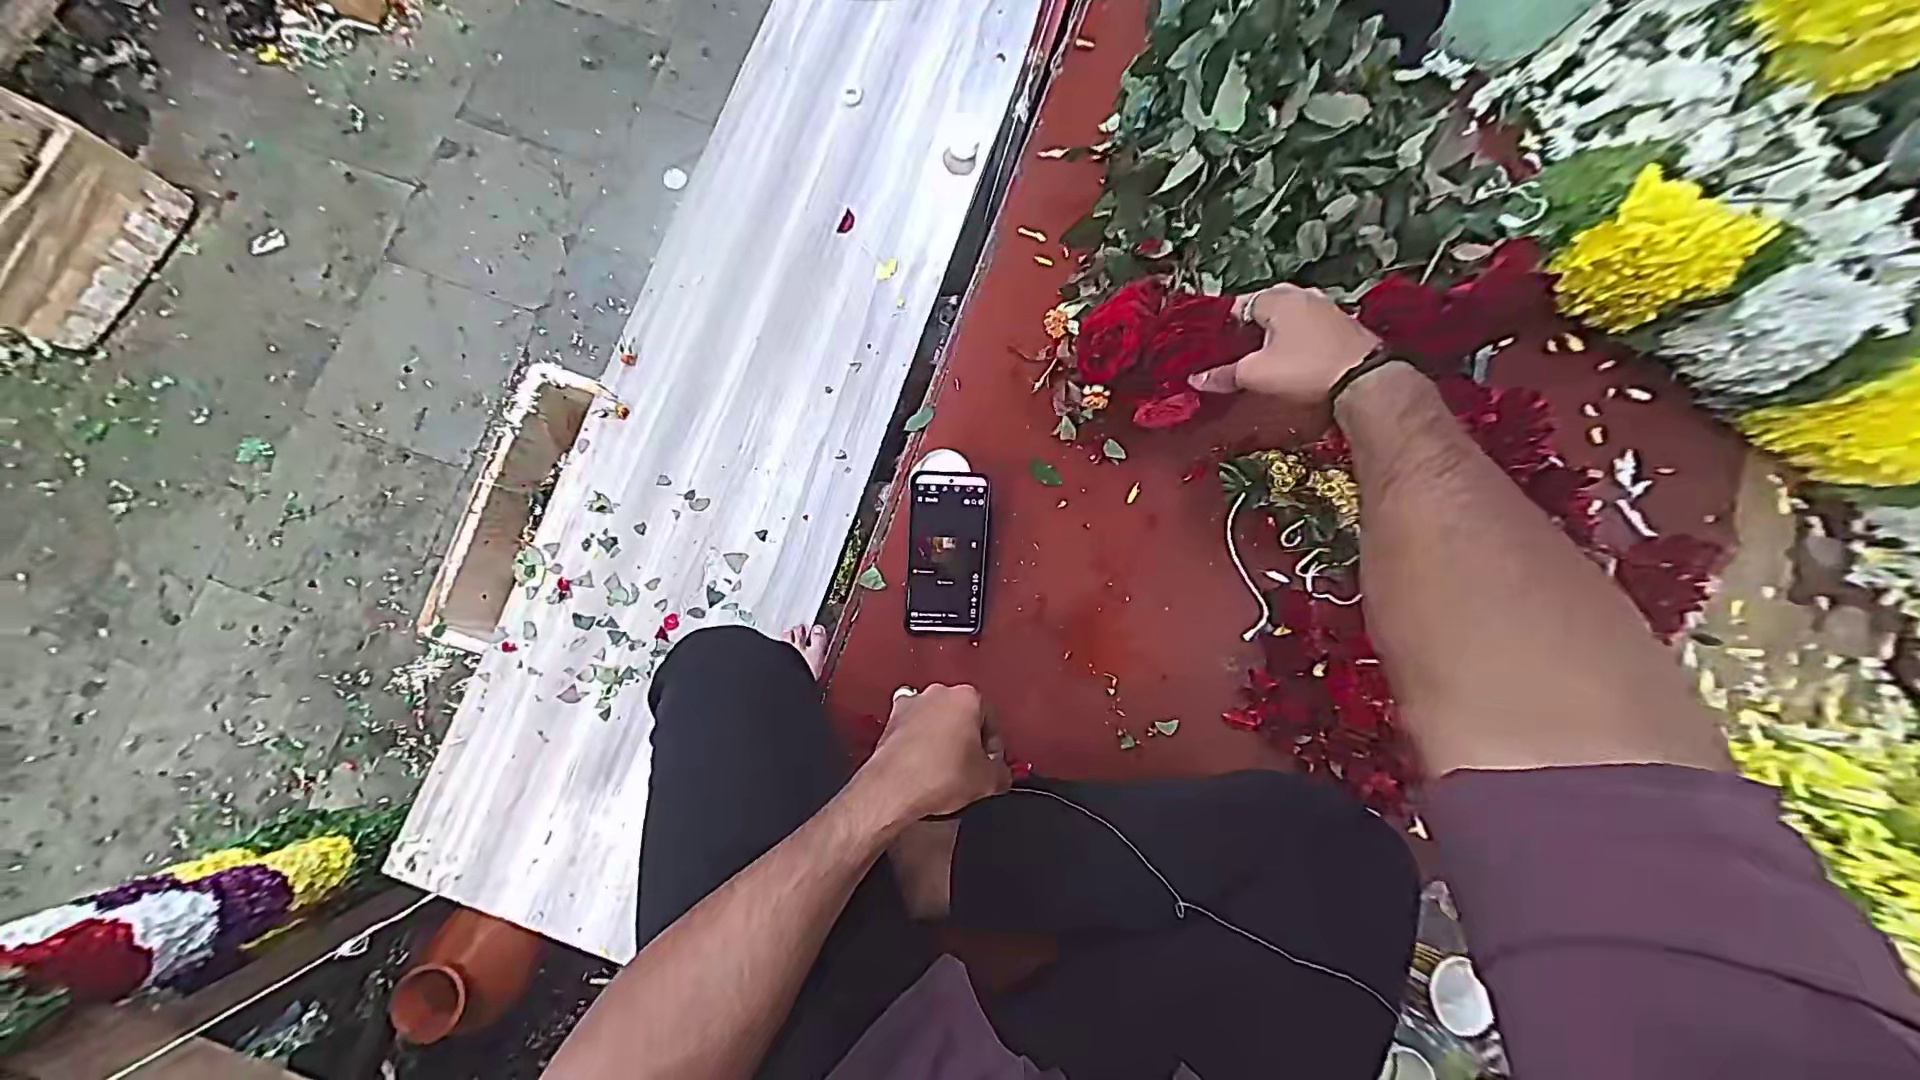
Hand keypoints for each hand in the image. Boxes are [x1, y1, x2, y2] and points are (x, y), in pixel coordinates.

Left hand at [855, 685, 1009, 823]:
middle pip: (963, 715)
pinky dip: (919, 742)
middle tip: (971, 767)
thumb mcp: (988, 780)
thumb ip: (1002, 772)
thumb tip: (1001, 775)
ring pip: (937, 720)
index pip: (991, 718)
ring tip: (944, 769)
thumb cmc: (938, 774)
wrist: (894, 787)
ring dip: (942, 739)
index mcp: (967, 696)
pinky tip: (923, 766)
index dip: (995, 746)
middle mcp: (938, 693)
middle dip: (968, 739)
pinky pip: (914, 729)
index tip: (992, 765)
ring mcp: (912, 704)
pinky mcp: (892, 720)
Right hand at [1187, 284, 1380, 408]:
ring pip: (1285, 318)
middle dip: (1246, 329)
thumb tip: (1195, 380)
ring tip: (1255, 358)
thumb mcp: (1255, 374)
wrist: (1363, 380)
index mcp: (1277, 298)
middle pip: (1262, 309)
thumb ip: (1223, 375)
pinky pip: (1303, 327)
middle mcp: (1302, 295)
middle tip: (1231, 354)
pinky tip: (1284, 359)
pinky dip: (1290, 339)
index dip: (1221, 326)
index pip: (1237, 305)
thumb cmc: (1303, 369)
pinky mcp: (1340, 325)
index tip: (1211, 347)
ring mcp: (1324, 308)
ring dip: (1270, 334)